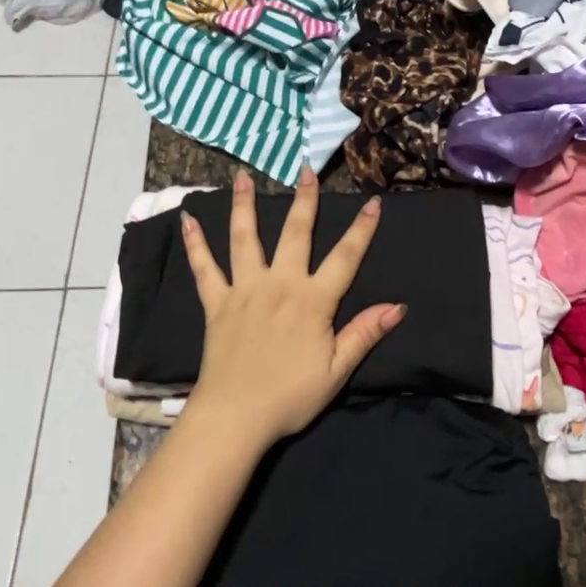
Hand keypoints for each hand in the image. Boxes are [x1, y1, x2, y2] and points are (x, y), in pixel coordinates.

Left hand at [178, 167, 405, 449]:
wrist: (235, 416)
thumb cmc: (290, 397)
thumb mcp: (337, 371)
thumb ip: (364, 334)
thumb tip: (398, 306)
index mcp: (313, 300)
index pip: (345, 257)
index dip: (362, 229)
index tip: (373, 202)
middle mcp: (280, 284)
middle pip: (296, 233)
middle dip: (305, 200)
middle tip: (306, 170)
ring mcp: (245, 289)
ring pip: (246, 238)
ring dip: (245, 205)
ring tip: (243, 177)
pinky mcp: (217, 303)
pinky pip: (204, 268)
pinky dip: (195, 244)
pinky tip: (187, 220)